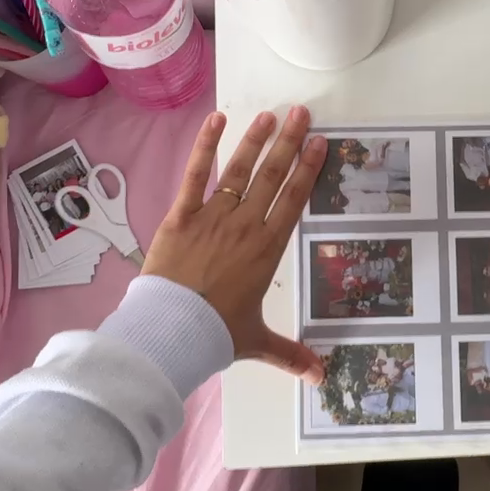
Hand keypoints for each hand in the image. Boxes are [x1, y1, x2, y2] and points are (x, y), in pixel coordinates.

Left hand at [146, 106, 327, 383]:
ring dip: (256, 140)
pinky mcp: (182, 215)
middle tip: (303, 114)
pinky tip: (216, 119)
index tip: (321, 144)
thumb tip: (320, 376)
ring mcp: (213, 216)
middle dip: (290, 143)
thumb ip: (289, 353)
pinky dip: (205, 146)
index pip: (294, 200)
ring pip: (239, 170)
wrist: (168, 332)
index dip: (309, 170)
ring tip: (271, 114)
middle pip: (272, 176)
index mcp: (267, 248)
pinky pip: (195, 175)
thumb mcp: (256, 341)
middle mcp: (245, 225)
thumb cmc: (215, 334)